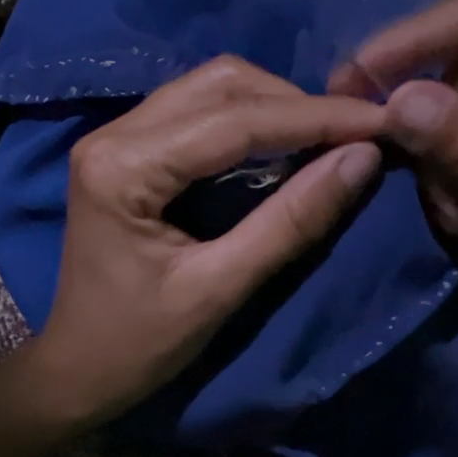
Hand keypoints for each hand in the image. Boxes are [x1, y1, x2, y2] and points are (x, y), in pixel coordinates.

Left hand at [24, 56, 384, 424]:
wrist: (77, 371)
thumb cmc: (138, 345)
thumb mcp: (218, 289)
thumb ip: (288, 223)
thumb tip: (362, 159)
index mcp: (122, 166)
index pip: (233, 120)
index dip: (313, 117)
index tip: (380, 121)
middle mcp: (112, 135)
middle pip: (219, 85)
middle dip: (294, 103)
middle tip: (355, 132)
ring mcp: (113, 139)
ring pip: (208, 91)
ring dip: (272, 107)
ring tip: (327, 138)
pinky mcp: (124, 154)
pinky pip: (195, 115)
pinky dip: (245, 123)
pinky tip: (282, 146)